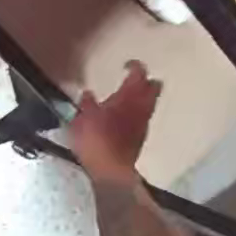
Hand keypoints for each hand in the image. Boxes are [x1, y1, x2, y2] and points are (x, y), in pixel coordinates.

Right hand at [71, 60, 162, 183]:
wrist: (111, 170)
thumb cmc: (95, 139)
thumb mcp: (82, 118)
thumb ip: (86, 103)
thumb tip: (88, 94)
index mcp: (129, 96)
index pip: (139, 73)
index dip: (134, 66)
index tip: (125, 65)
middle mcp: (142, 106)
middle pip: (154, 87)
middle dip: (145, 82)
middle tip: (131, 81)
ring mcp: (144, 123)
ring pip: (150, 103)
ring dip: (141, 99)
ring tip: (125, 100)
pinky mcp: (141, 138)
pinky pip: (142, 118)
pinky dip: (135, 114)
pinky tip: (121, 120)